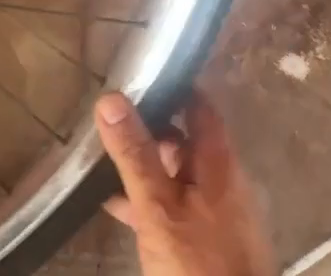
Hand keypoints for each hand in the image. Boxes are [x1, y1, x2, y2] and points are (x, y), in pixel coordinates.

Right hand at [96, 90, 275, 275]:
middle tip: (107, 120)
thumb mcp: (157, 207)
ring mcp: (220, 218)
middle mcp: (227, 185)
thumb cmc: (197, 266)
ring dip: (146, 167)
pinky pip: (178, 208)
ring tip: (103, 160)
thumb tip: (109, 96)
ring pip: (179, 176)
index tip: (139, 73)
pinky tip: (118, 206)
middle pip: (187, 141)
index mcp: (221, 166)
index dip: (174, 86)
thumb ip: (135, 154)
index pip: (201, 108)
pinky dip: (151, 200)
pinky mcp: (210, 245)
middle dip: (149, 128)